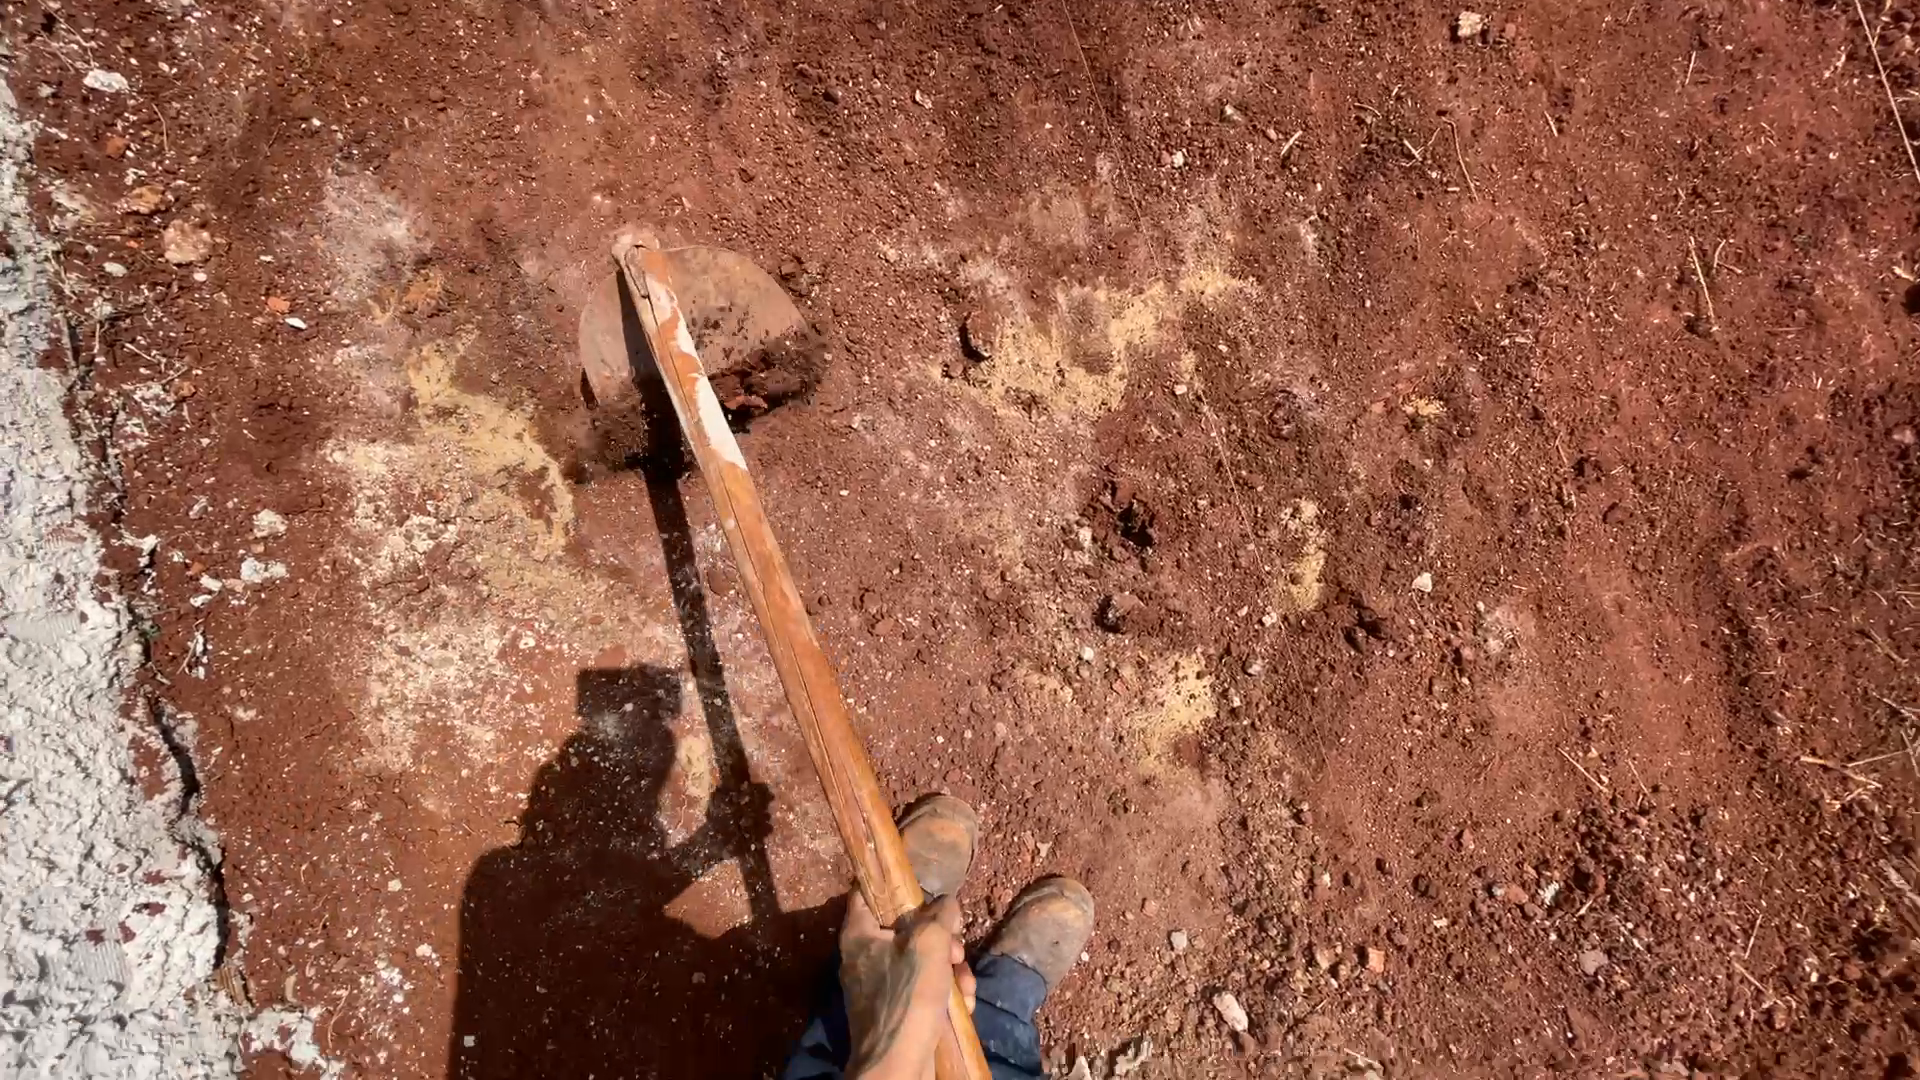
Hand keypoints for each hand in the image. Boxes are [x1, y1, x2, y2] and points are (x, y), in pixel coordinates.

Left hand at [839, 889, 976, 1079]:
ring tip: (963, 983)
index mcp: (859, 933)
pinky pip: (923, 986)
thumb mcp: (930, 942)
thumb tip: (946, 903)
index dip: (895, 883)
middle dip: (940, 935)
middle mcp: (865, 955)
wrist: (899, 1069)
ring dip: (950, 967)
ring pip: (921, 957)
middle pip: (906, 925)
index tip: (923, 886)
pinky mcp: (897, 1010)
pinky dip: (944, 991)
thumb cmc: (908, 997)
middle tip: (955, 947)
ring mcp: (880, 985)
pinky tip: (963, 1002)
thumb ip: (940, 914)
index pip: (867, 890)